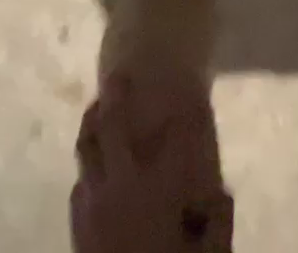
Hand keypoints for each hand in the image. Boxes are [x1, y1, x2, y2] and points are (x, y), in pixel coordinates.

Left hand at [71, 75, 233, 252]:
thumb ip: (218, 221)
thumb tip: (219, 190)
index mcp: (156, 189)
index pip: (177, 135)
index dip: (188, 113)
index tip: (193, 96)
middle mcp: (119, 186)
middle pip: (112, 125)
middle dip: (118, 94)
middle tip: (120, 74)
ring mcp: (92, 203)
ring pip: (86, 147)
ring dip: (93, 122)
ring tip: (100, 106)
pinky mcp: (78, 224)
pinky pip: (80, 181)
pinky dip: (89, 164)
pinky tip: (97, 167)